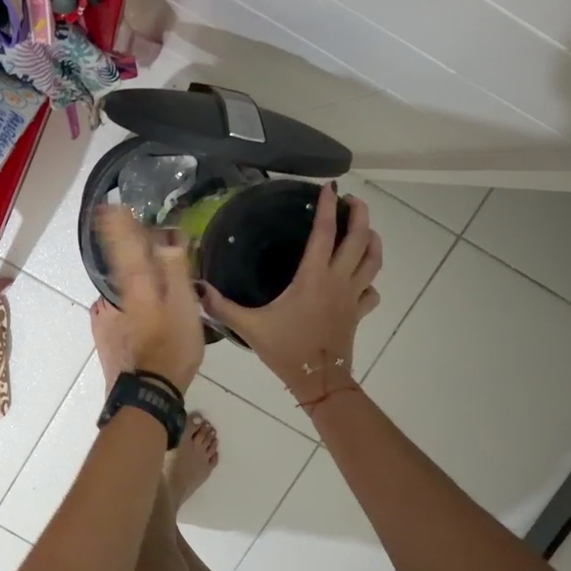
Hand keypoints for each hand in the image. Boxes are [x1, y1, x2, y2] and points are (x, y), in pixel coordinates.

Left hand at [96, 204, 204, 391]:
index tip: (111, 205)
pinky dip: (128, 291)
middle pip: (121, 263)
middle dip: (121, 243)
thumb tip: (168, 238)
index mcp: (137, 284)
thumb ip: (175, 270)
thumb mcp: (183, 306)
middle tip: (126, 225)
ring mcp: (112, 317)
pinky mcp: (112, 335)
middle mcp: (119, 296)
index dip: (118, 224)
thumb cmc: (171, 346)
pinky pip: (120, 302)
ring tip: (139, 258)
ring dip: (126, 267)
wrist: (149, 392)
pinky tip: (140, 297)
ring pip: (121, 284)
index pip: (125, 245)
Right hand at [200, 184, 381, 400]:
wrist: (319, 382)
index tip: (330, 188)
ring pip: (373, 261)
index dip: (328, 208)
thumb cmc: (286, 350)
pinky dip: (369, 279)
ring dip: (372, 240)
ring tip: (365, 228)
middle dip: (360, 214)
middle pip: (359, 239)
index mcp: (313, 277)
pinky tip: (361, 277)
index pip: (324, 233)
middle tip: (352, 200)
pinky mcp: (358, 313)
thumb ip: (222, 306)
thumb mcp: (250, 327)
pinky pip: (371, 290)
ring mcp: (352, 297)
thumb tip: (197, 289)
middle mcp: (337, 281)